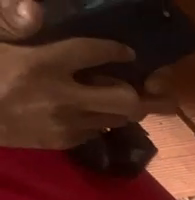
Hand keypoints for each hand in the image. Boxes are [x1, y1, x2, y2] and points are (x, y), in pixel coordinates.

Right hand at [0, 0, 170, 150]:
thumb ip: (8, 24)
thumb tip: (34, 7)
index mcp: (39, 65)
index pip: (90, 52)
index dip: (115, 51)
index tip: (126, 52)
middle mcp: (62, 96)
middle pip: (127, 100)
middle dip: (131, 91)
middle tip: (118, 83)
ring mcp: (68, 123)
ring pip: (120, 118)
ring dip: (118, 107)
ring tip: (100, 96)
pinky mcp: (66, 141)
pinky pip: (99, 131)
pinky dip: (98, 120)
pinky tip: (82, 110)